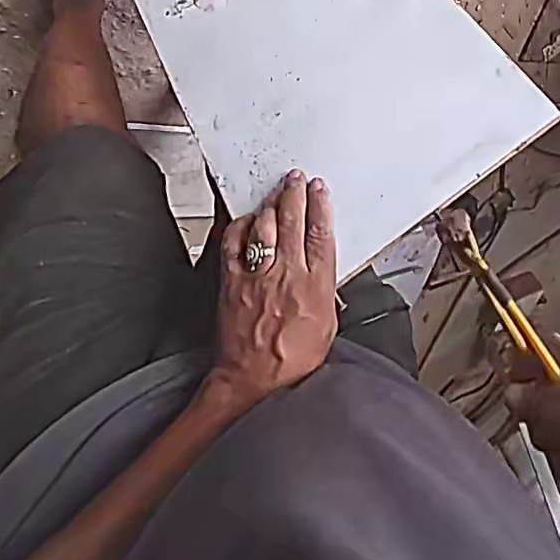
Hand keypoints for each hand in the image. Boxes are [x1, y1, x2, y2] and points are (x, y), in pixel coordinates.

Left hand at [203, 170, 338, 408]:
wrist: (254, 381)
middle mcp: (287, 274)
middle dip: (296, 194)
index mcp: (315, 286)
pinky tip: (246, 219)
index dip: (321, 206)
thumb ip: (325, 292)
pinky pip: (234, 243)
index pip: (320, 234)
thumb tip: (324, 271)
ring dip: (272, 203)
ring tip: (277, 190)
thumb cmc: (292, 361)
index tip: (320, 189)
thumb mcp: (326, 326)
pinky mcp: (233, 280)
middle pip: (293, 222)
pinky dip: (241, 226)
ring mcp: (257, 275)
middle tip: (297, 178)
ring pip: (266, 226)